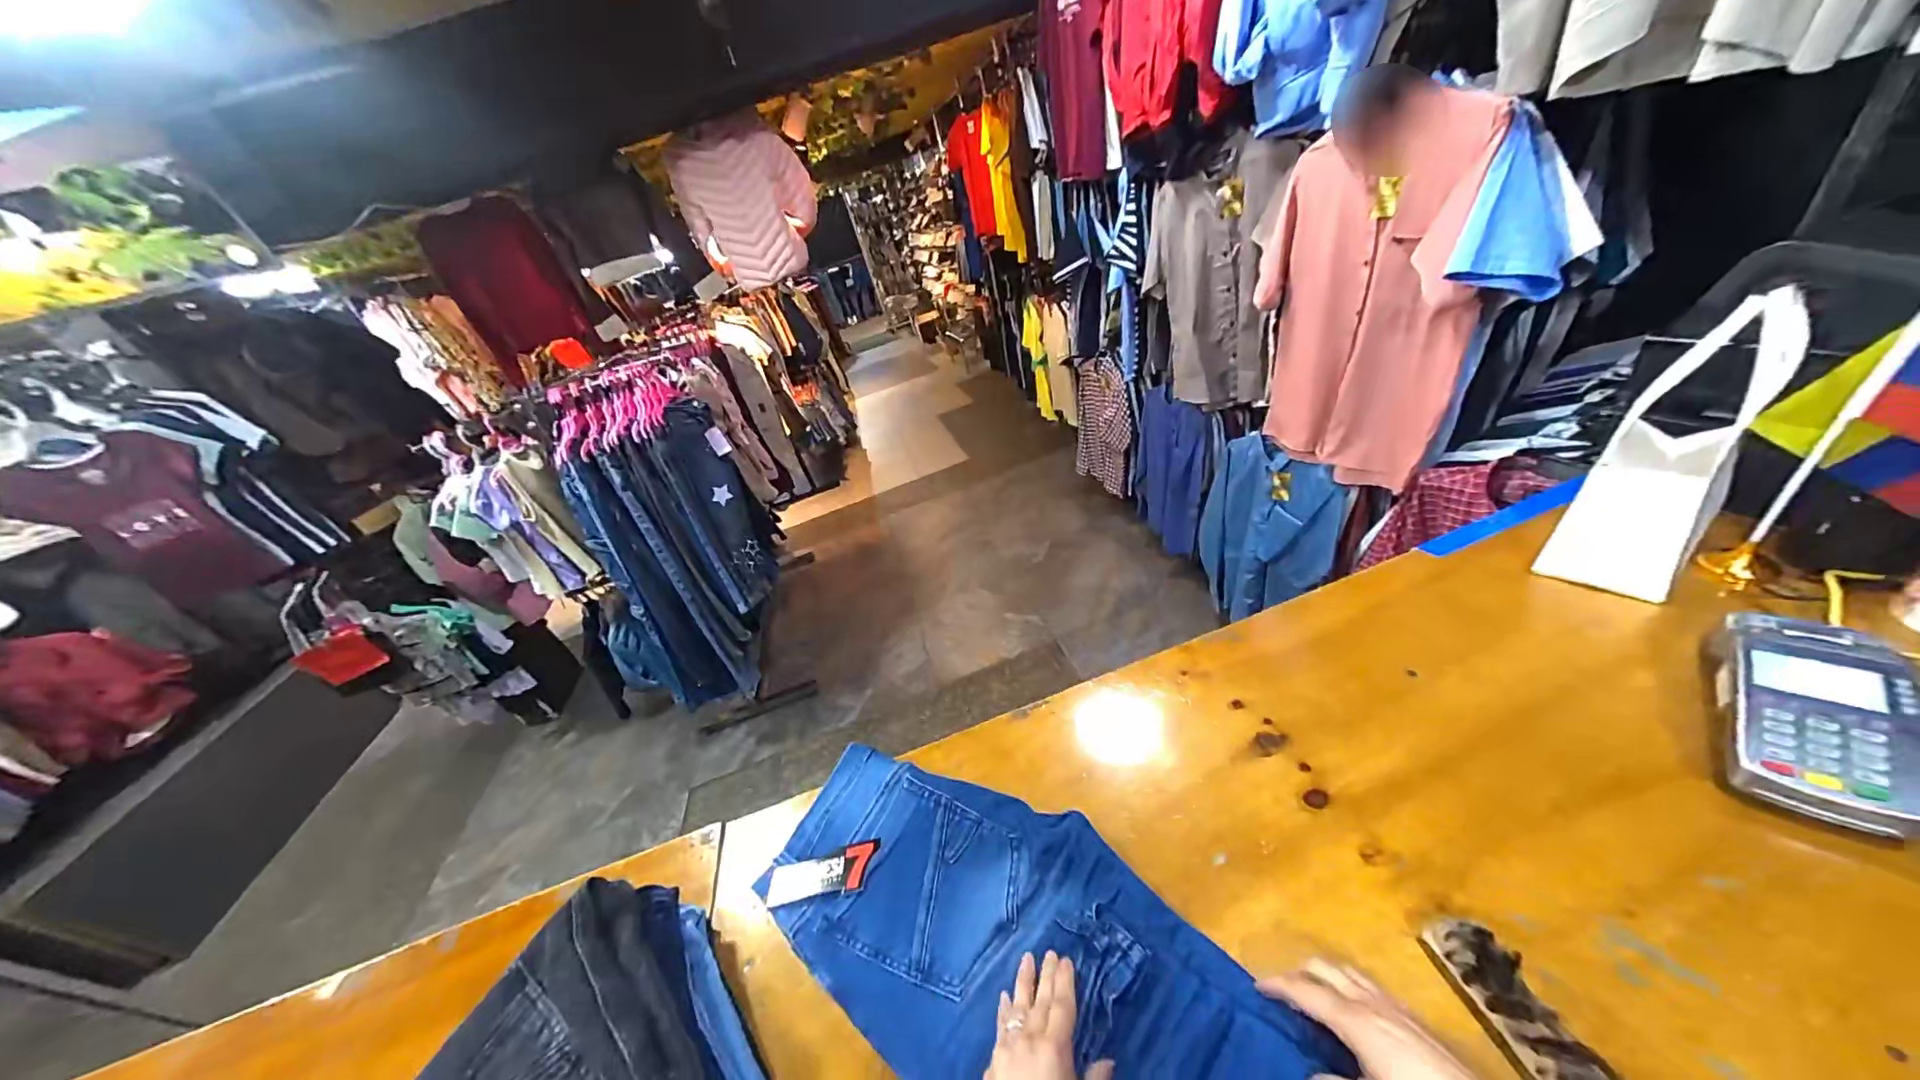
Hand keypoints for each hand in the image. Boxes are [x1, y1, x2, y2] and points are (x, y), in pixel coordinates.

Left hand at [985, 951, 1113, 1079]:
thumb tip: (1108, 1060)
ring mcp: (1007, 1049)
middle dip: (1045, 976)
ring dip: (1022, 983)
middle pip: (1039, 1002)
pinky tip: (1003, 997)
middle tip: (1049, 951)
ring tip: (1025, 959)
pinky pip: (1000, 1027)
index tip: (1065, 959)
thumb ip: (1094, 1079)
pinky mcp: (993, 1062)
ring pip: (1017, 1008)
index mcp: (1053, 1047)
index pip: (1061, 1006)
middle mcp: (1028, 1040)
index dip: (1065, 982)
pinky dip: (1004, 1010)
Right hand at [1258, 959, 1476, 1079]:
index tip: (1256, 986)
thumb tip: (1310, 1073)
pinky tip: (1355, 1012)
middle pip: (1326, 969)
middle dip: (1299, 972)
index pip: (1306, 990)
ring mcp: (1397, 1008)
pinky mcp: (1417, 1020)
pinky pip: (1372, 988)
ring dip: (1326, 976)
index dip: (1279, 985)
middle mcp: (1372, 1004)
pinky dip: (1350, 988)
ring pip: (1350, 973)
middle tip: (1282, 990)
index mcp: (1356, 1021)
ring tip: (1313, 993)